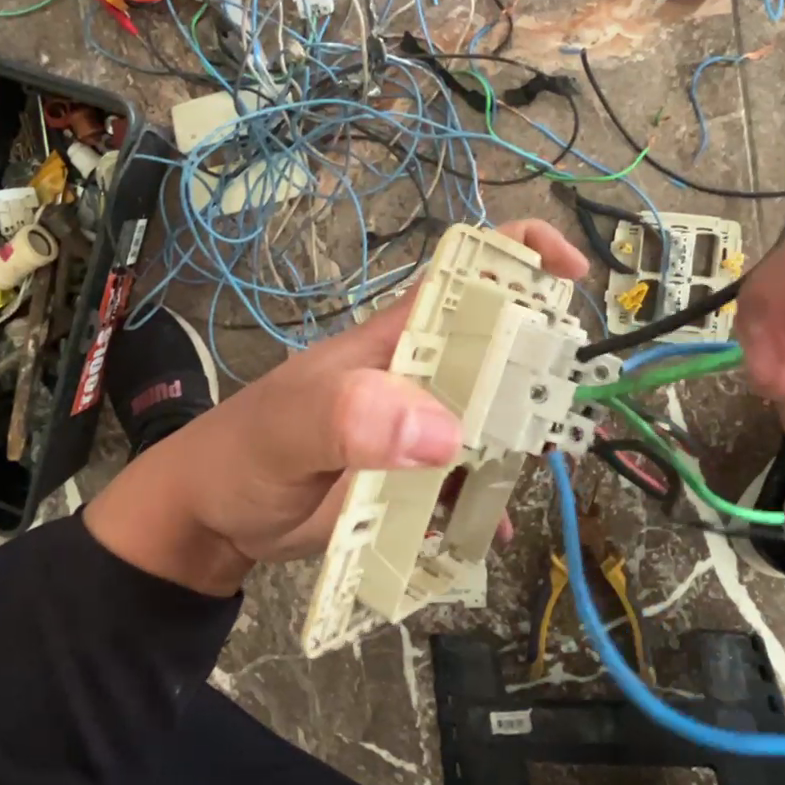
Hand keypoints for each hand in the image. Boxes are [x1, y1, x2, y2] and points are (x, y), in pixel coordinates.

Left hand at [85, 220, 588, 595]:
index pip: (464, 272)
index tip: (572, 273)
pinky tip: (488, 530)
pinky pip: (470, 485)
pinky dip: (488, 504)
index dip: (521, 253)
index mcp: (395, 339)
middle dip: (539, 371)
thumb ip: (350, 417)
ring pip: (494, 421)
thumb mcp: (287, 426)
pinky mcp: (415, 482)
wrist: (212, 518)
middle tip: (554, 416)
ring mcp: (418, 431)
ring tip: (527, 474)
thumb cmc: (242, 453)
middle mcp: (417, 377)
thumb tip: (446, 431)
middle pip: (500, 352)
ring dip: (522, 443)